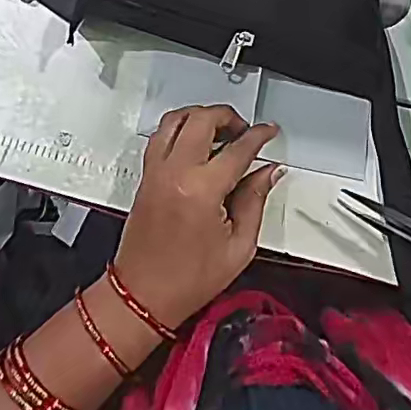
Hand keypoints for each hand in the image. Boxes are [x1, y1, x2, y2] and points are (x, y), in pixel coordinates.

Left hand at [112, 104, 282, 328]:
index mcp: (202, 190)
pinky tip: (194, 139)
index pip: (238, 148)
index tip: (268, 132)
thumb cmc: (187, 279)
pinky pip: (160, 135)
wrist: (142, 294)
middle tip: (244, 129)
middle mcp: (174, 173)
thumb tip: (268, 173)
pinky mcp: (145, 176)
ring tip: (219, 128)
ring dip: (200, 115)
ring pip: (176, 119)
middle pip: (202, 119)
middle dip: (228, 116)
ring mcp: (155, 171)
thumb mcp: (239, 247)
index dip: (259, 136)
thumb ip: (255, 201)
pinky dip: (179, 127)